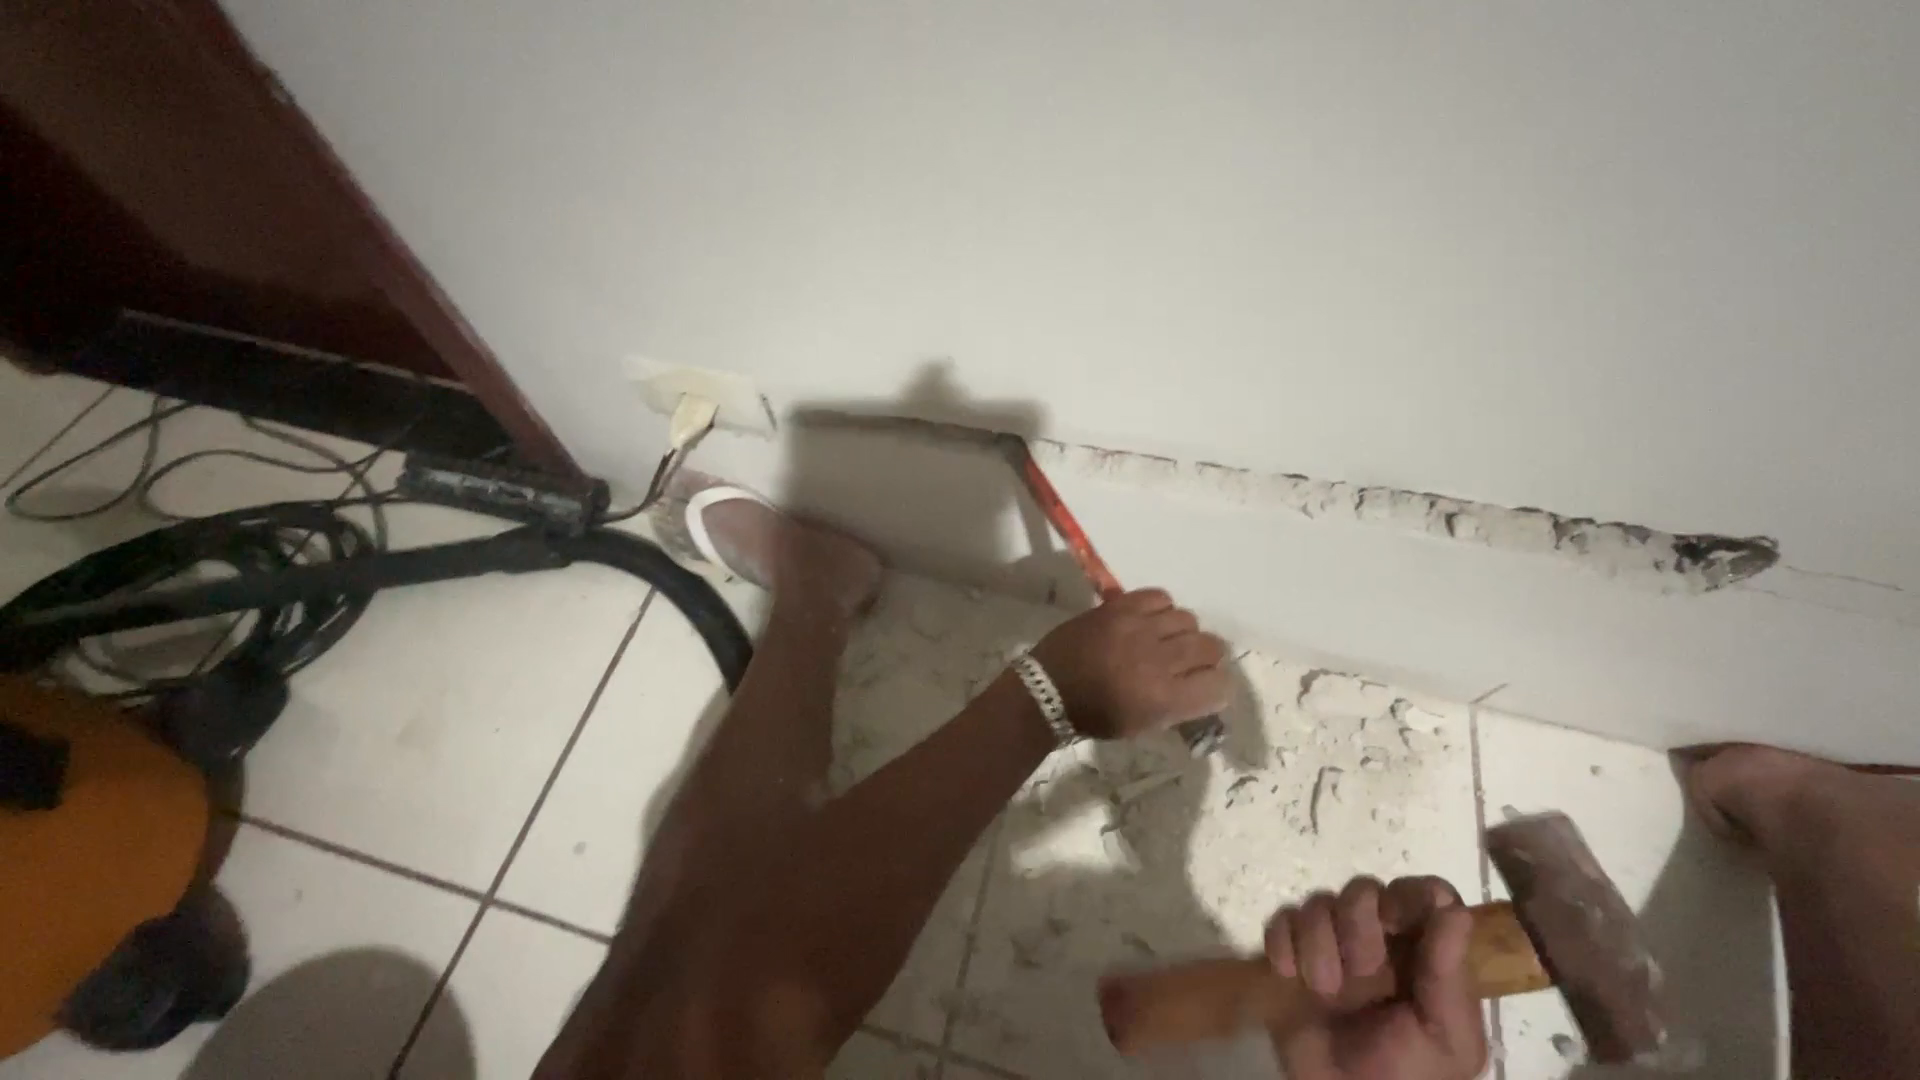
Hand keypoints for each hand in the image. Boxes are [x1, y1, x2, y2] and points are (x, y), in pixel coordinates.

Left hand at [1027, 588, 1227, 740]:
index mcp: (1165, 699)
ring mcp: (1138, 629)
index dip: (1216, 687)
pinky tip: (1149, 621)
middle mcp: (1159, 660)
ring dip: (1182, 632)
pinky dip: (1161, 609)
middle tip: (1187, 662)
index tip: (1204, 687)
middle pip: (1210, 647)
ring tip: (1164, 640)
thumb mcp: (1143, 724)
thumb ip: (1178, 705)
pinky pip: (1160, 596)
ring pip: (1188, 619)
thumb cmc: (1095, 715)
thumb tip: (1203, 686)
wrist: (1048, 689)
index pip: (1220, 685)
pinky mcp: (1119, 607)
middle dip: (1206, 658)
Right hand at [1265, 876, 1486, 1079]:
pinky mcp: (1291, 952)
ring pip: (1319, 901)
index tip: (1394, 921)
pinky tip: (1287, 974)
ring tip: (1322, 988)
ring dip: (1317, 940)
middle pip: (1365, 890)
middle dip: (1357, 923)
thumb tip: (1454, 911)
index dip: (1411, 895)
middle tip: (1360, 970)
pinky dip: (1281, 941)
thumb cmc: (1405, 1079)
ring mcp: (1331, 945)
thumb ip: (1450, 978)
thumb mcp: (1447, 1042)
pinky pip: (1281, 919)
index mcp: (1425, 957)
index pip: (1427, 895)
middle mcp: (1379, 941)